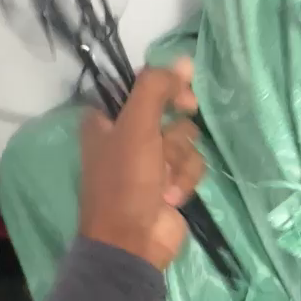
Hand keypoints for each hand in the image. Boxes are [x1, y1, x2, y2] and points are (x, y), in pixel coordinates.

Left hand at [78, 58, 205, 269]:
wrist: (132, 240)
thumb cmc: (126, 182)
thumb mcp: (137, 127)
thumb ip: (157, 89)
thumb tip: (184, 60)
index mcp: (108, 119)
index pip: (146, 90)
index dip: (167, 92)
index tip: (183, 98)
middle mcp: (130, 137)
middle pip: (172, 117)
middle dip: (175, 137)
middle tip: (167, 147)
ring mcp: (152, 163)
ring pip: (187, 143)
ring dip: (181, 163)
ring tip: (165, 184)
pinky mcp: (171, 184)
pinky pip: (192, 167)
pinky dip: (186, 181)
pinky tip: (172, 198)